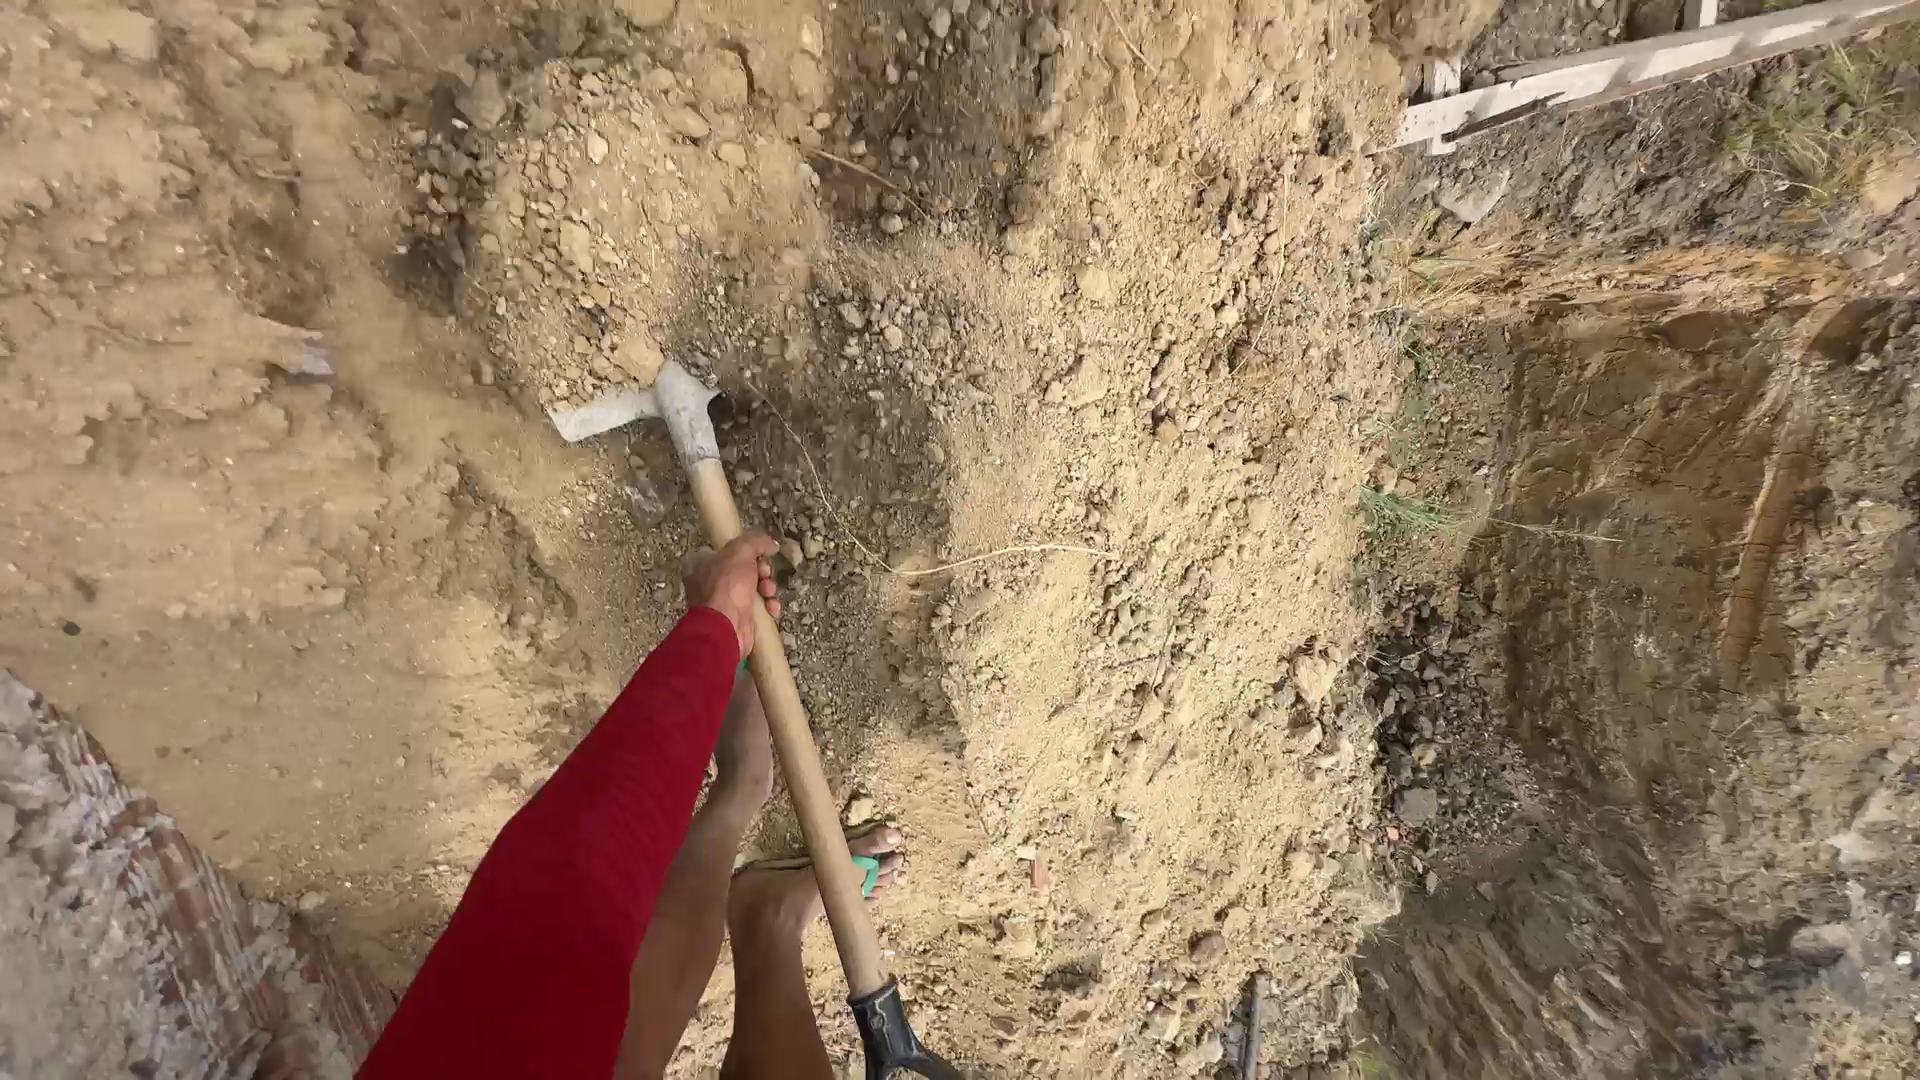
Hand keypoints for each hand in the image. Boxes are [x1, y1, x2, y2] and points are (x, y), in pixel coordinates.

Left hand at [685, 533, 781, 657]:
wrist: (726, 627)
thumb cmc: (727, 585)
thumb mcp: (740, 552)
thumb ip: (756, 542)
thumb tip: (772, 544)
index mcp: (701, 564)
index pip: (727, 551)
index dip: (746, 551)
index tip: (760, 554)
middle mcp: (709, 583)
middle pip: (744, 569)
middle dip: (762, 571)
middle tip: (765, 575)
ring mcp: (723, 603)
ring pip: (754, 588)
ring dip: (768, 588)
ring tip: (769, 594)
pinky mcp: (737, 619)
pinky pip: (757, 607)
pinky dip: (767, 606)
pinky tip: (771, 609)